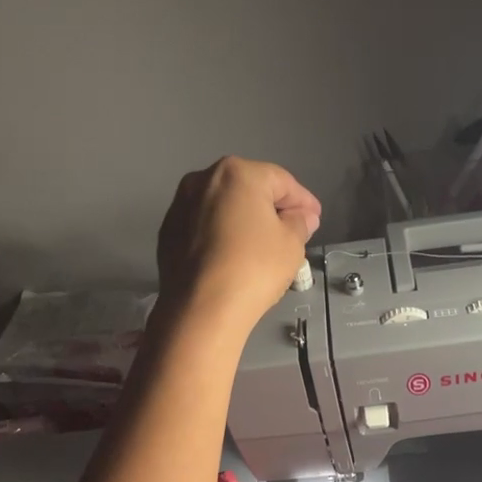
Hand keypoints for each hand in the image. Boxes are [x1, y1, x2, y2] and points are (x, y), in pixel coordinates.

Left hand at [155, 156, 320, 327]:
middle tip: (290, 231)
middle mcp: (203, 179)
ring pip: (222, 208)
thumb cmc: (254, 268)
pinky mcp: (167, 233)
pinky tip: (231, 258)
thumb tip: (302, 217)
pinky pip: (203, 228)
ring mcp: (180, 205)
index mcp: (237, 173)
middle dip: (270, 208)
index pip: (281, 181)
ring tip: (259, 246)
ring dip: (242, 221)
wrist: (201, 308)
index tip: (314, 218)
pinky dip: (220, 236)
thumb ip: (300, 223)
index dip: (303, 200)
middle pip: (247, 189)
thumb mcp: (292, 245)